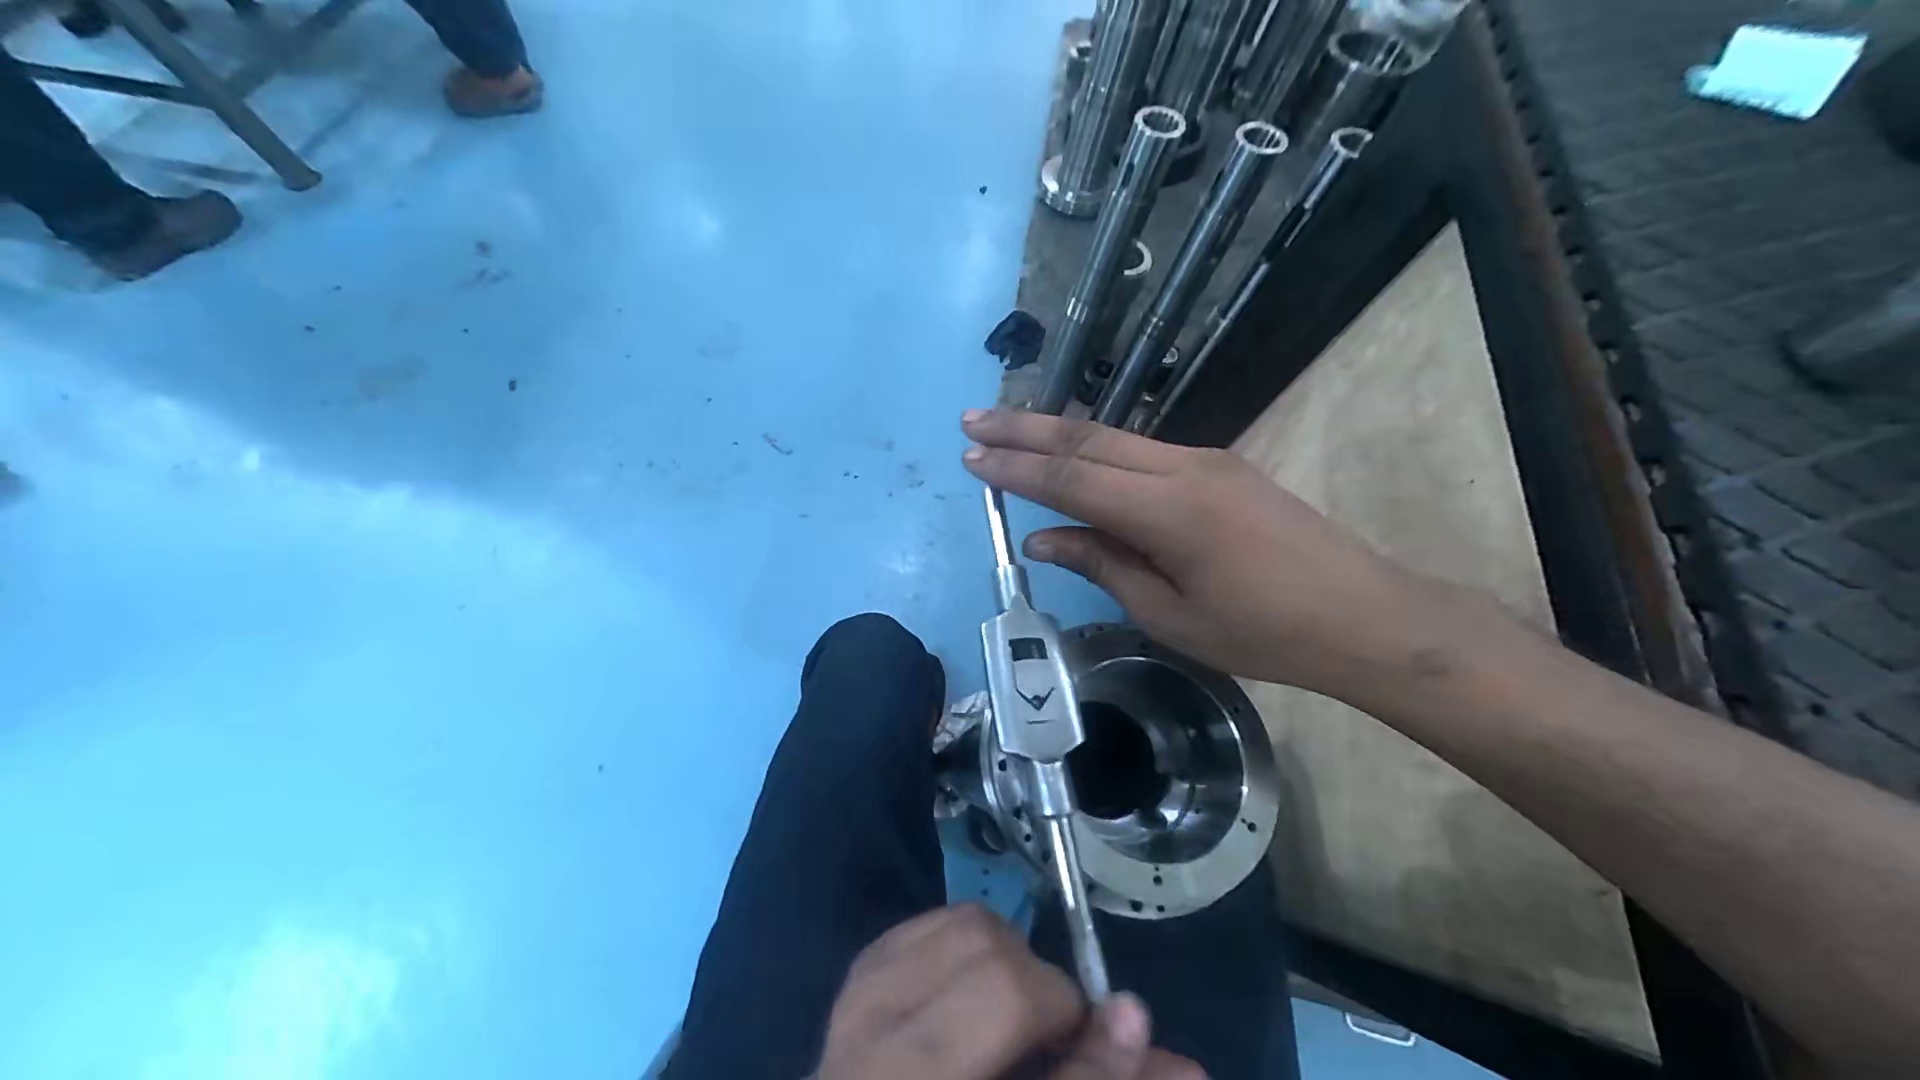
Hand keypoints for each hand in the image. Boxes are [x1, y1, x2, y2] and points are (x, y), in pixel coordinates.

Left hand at [816, 905, 1202, 1079]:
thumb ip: (1088, 1078)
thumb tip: (1137, 1013)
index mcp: (918, 1075)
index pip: (1006, 993)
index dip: (1068, 1012)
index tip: (1095, 1038)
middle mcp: (874, 1038)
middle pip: (985, 949)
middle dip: (1037, 983)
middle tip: (1050, 1032)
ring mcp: (857, 1001)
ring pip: (958, 923)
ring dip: (1003, 955)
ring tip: (1011, 1012)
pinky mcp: (854, 981)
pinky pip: (924, 925)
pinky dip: (963, 946)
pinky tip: (969, 992)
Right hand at [961, 408, 1466, 704]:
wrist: (1362, 614)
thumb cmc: (1262, 632)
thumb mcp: (1170, 614)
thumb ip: (1102, 565)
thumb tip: (1043, 537)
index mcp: (1168, 513)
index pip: (1072, 480)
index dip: (1017, 468)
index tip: (971, 457)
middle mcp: (1183, 469)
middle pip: (1087, 439)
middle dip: (1024, 429)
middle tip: (972, 419)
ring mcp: (1205, 460)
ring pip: (1114, 437)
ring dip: (1056, 431)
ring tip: (1007, 427)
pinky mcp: (1220, 465)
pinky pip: (1143, 450)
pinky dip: (1096, 447)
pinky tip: (1072, 451)